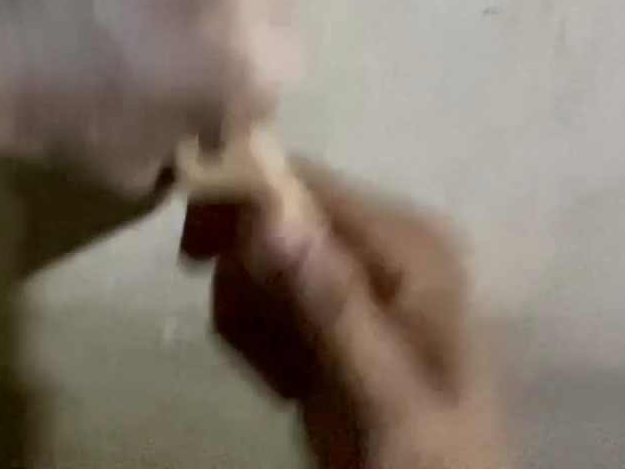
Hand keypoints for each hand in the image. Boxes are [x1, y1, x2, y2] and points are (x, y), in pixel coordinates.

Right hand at [181, 166, 513, 468]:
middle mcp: (375, 240)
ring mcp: (345, 269)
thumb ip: (335, 309)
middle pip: (264, 209)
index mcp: (407, 243)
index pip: (299, 183)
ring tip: (278, 371)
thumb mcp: (388, 397)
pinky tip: (282, 377)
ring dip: (243, 309)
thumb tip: (273, 220)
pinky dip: (249, 328)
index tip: (194, 255)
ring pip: (247, 250)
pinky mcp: (319, 299)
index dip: (234, 202)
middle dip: (241, 272)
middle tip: (238, 325)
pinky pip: (251, 283)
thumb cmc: (429, 460)